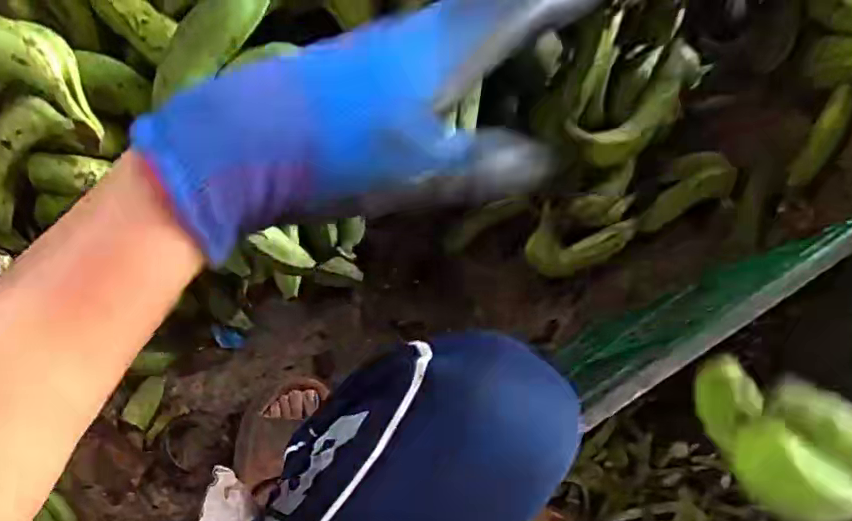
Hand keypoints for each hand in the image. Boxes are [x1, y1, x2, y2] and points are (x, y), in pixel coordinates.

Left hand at [130, 0, 600, 261]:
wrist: (241, 142)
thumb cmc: (338, 153)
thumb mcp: (418, 172)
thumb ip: (481, 166)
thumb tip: (543, 164)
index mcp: (453, 42)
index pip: (534, 3)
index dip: (572, 1)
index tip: (609, 6)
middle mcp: (424, 28)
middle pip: (499, 8)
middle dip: (538, 17)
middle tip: (570, 34)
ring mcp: (385, 45)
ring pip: (461, 28)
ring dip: (499, 37)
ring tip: (526, 60)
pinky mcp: (356, 69)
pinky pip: (428, 52)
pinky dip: (457, 64)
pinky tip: (453, 90)